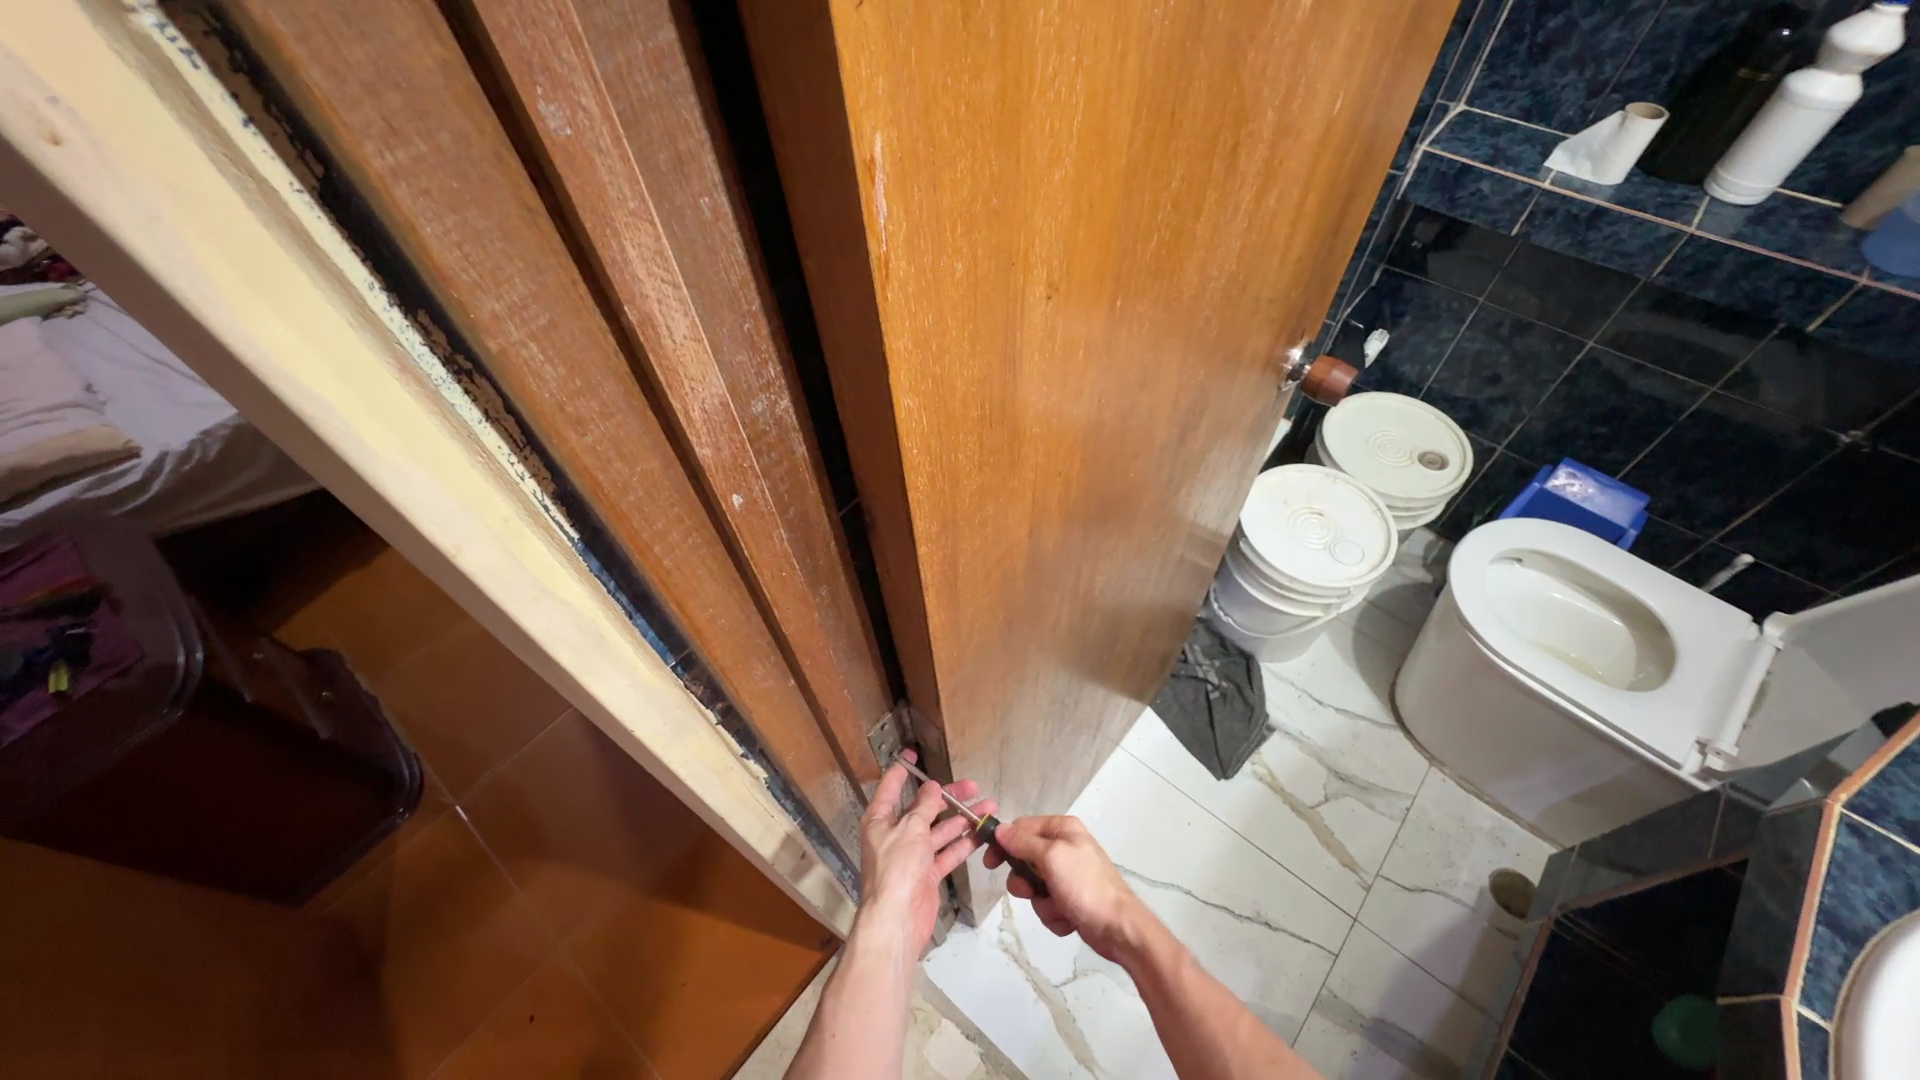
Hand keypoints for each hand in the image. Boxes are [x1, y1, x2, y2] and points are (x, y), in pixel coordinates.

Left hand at [855, 751, 995, 958]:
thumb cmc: (896, 867)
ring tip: (988, 807)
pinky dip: (963, 843)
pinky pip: (946, 852)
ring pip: (939, 830)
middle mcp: (894, 834)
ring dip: (962, 820)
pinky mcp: (926, 874)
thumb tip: (932, 787)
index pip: (891, 787)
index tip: (915, 754)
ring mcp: (911, 855)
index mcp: (880, 820)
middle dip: (948, 797)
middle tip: (973, 786)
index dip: (902, 770)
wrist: (897, 919)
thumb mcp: (910, 829)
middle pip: (923, 808)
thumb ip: (924, 807)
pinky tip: (982, 834)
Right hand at [987, 815, 1149, 962]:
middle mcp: (1064, 847)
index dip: (1004, 844)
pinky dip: (1053, 914)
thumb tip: (1000, 829)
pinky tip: (1069, 918)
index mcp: (1062, 828)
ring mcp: (1068, 875)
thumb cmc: (1085, 886)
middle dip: (1026, 881)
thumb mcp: (1051, 857)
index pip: (1021, 828)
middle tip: (1031, 891)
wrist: (1118, 928)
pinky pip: (1047, 904)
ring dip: (1042, 902)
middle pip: (1024, 859)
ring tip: (1059, 907)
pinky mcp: (1070, 899)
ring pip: (1034, 886)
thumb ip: (1023, 842)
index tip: (990, 863)